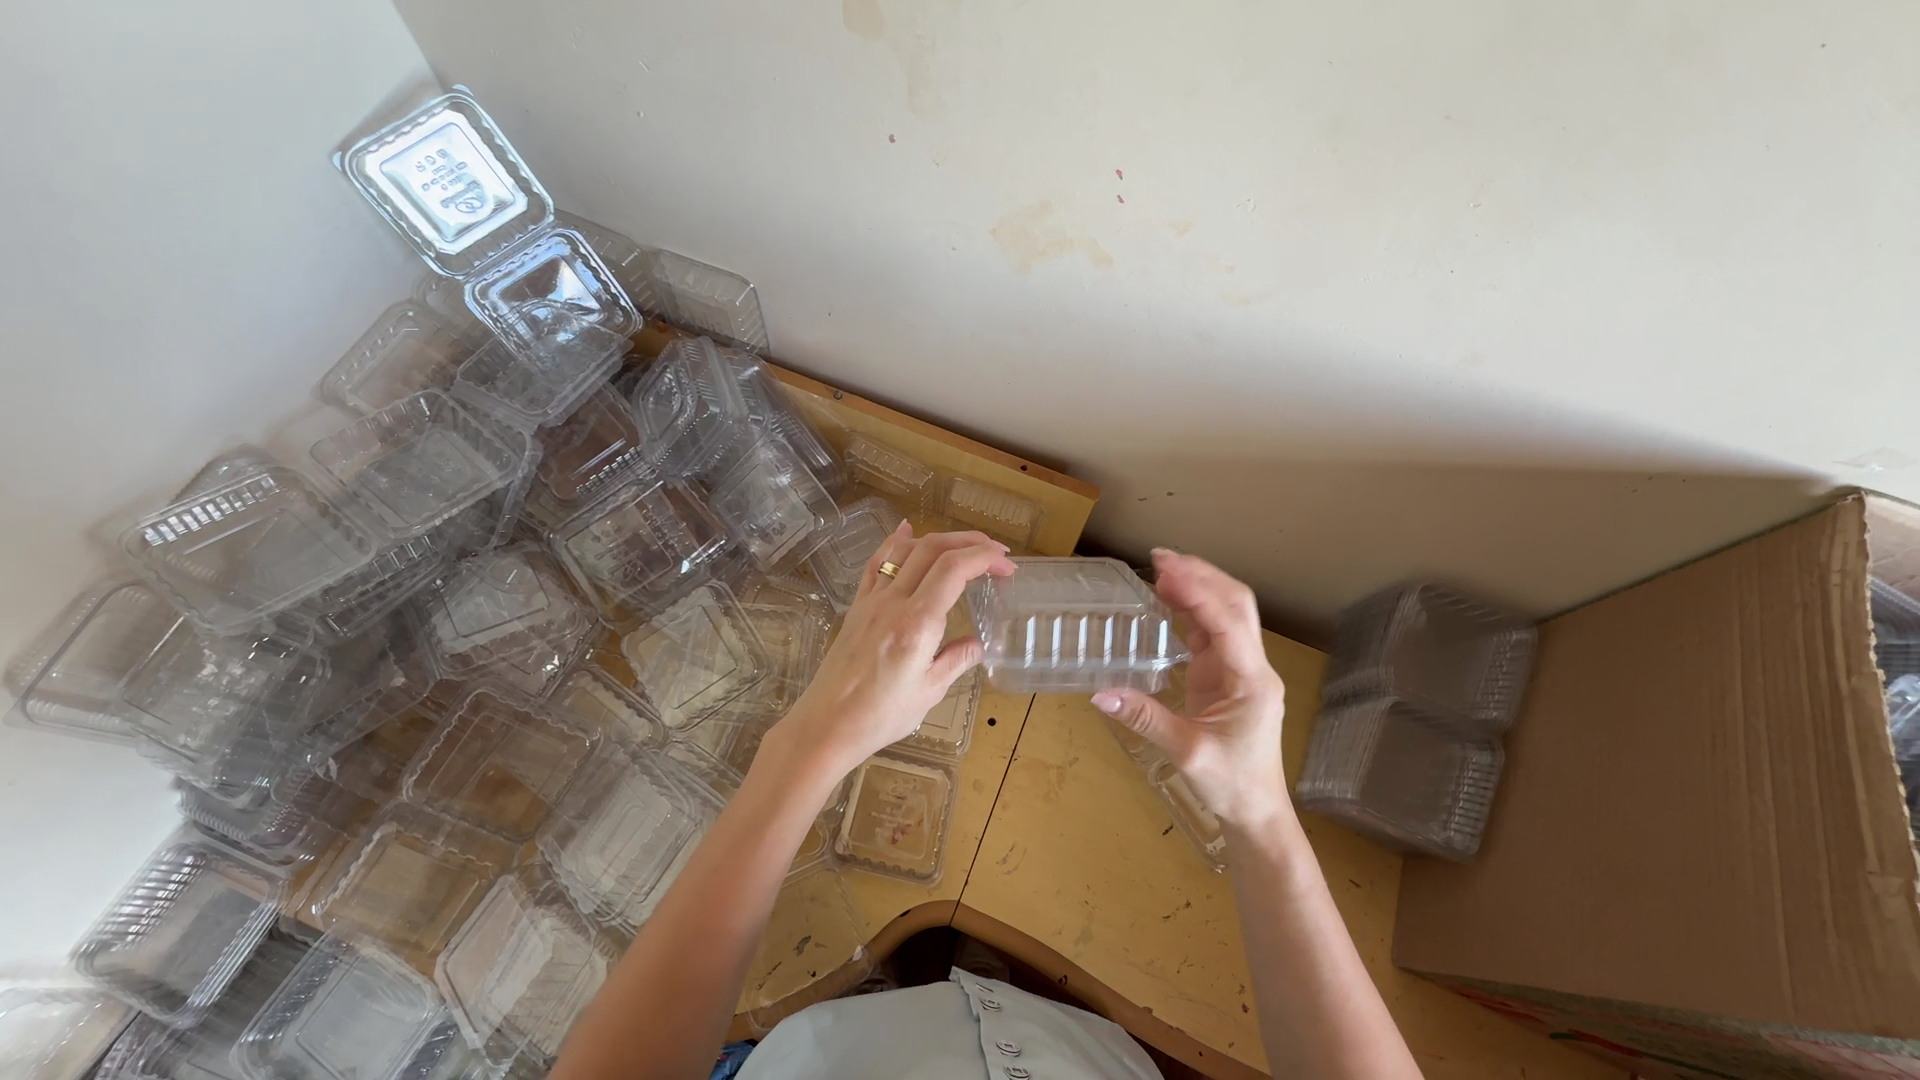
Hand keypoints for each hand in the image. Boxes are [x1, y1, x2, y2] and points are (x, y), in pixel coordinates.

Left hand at [769, 523, 1014, 775]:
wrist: (826, 724)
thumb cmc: (880, 716)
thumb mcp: (930, 691)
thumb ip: (957, 659)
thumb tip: (979, 643)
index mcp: (917, 623)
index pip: (954, 569)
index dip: (985, 557)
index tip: (1007, 566)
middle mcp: (893, 602)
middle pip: (933, 549)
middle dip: (969, 541)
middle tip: (995, 552)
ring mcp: (871, 600)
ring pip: (905, 549)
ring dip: (939, 539)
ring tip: (963, 546)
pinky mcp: (857, 607)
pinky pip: (876, 562)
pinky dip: (895, 541)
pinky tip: (906, 530)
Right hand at [1091, 549, 1289, 828]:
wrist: (1258, 811)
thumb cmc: (1231, 784)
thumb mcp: (1186, 753)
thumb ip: (1146, 720)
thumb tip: (1100, 695)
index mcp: (1250, 680)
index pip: (1227, 622)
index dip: (1197, 592)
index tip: (1165, 569)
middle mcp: (1252, 666)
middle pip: (1235, 606)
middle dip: (1201, 576)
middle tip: (1161, 557)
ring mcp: (1242, 669)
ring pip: (1227, 614)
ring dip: (1198, 588)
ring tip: (1162, 569)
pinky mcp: (1230, 677)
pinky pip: (1213, 633)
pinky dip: (1192, 611)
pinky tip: (1169, 601)